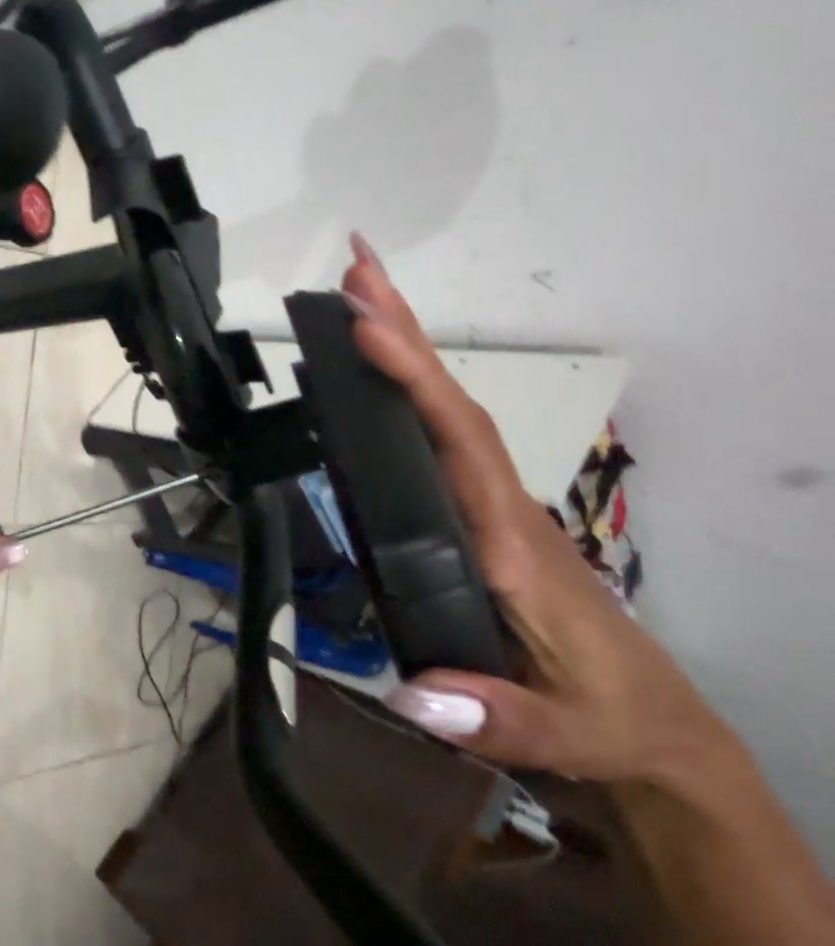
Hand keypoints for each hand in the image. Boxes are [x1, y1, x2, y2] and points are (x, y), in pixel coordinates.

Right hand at [343, 236, 732, 787]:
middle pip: (450, 407)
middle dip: (406, 334)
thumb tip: (411, 692)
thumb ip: (495, 715)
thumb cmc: (607, 725)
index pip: (461, 444)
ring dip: (401, 355)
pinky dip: (403, 400)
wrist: (652, 740)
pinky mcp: (475, 526)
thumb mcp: (563, 735)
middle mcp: (501, 511)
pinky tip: (371, 386)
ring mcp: (490, 514)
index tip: (366, 325)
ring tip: (355, 302)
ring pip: (442, 420)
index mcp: (515, 542)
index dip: (413, 381)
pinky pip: (435, 447)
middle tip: (357, 266)